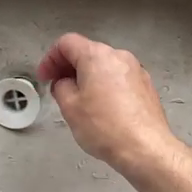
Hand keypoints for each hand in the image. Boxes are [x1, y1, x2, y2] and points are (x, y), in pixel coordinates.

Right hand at [38, 32, 181, 169]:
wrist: (146, 149)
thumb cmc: (106, 127)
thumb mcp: (69, 106)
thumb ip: (60, 86)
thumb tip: (64, 83)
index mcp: (97, 56)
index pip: (67, 43)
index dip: (50, 59)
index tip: (45, 76)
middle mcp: (119, 57)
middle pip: (87, 52)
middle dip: (68, 68)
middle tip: (57, 88)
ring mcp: (136, 71)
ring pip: (104, 66)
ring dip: (87, 77)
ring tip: (79, 101)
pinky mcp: (146, 87)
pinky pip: (118, 79)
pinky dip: (105, 86)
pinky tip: (101, 108)